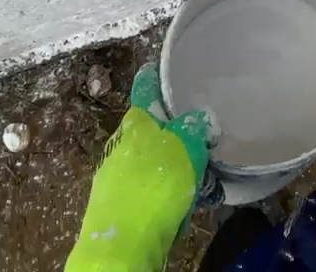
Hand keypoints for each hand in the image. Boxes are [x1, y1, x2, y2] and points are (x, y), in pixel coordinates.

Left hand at [66, 64, 212, 271]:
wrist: (122, 249)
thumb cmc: (154, 186)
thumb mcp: (186, 147)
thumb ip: (195, 127)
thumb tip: (200, 118)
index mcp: (134, 123)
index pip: (145, 88)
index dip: (154, 76)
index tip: (161, 65)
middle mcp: (120, 144)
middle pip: (150, 128)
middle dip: (173, 131)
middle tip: (199, 136)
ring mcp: (115, 176)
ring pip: (151, 160)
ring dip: (172, 165)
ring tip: (198, 177)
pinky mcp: (118, 206)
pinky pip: (149, 188)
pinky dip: (165, 191)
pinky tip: (181, 203)